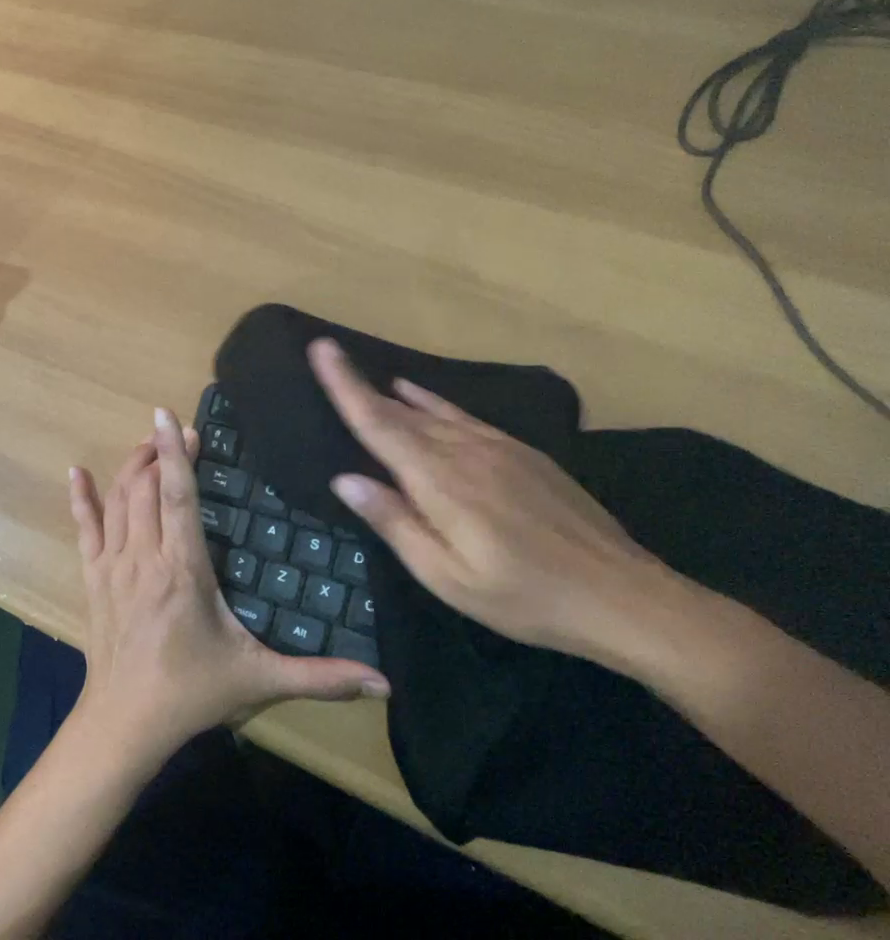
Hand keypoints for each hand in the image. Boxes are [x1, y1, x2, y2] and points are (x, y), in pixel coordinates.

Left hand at [67, 407, 389, 765]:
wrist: (125, 719)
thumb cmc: (191, 693)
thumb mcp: (259, 680)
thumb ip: (320, 677)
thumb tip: (386, 683)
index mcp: (182, 570)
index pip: (177, 498)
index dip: (174, 454)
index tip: (170, 418)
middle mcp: (142, 558)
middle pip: (143, 488)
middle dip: (157, 453)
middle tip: (177, 432)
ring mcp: (110, 565)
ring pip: (116, 501)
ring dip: (130, 468)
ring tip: (147, 445)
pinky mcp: (91, 577)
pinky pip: (83, 528)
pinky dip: (80, 498)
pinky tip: (75, 472)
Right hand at [308, 337, 686, 664]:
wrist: (626, 598)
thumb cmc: (524, 597)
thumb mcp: (446, 575)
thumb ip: (395, 522)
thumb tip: (345, 479)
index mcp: (441, 482)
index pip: (378, 424)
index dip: (345, 386)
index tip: (321, 349)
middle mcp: (467, 453)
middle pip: (401, 412)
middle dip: (360, 384)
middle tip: (329, 357)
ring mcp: (501, 451)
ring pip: (433, 413)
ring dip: (393, 396)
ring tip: (367, 379)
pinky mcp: (526, 457)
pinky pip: (465, 418)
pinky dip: (434, 404)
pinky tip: (420, 397)